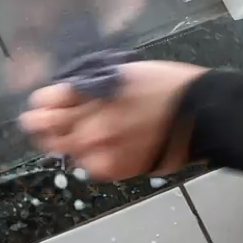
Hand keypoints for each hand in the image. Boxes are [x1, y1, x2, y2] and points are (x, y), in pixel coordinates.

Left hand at [17, 61, 207, 180]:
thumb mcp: (120, 73)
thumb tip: (63, 96)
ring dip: (68, 144)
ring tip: (85, 136)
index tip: (42, 105)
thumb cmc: (163, 85)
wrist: (201, 112)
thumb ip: (88, 86)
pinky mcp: (116, 168)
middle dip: (43, 125)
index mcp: (90, 94)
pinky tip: (103, 150)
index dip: (41, 103)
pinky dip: (91, 160)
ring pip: (65, 151)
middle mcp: (90, 123)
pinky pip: (90, 167)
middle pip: (45, 130)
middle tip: (48, 124)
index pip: (44, 102)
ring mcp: (101, 149)